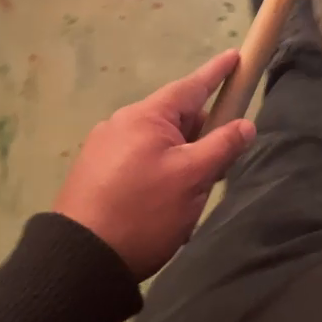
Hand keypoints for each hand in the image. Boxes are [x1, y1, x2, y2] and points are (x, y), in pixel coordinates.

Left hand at [52, 50, 256, 278]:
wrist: (76, 265)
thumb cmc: (142, 212)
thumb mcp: (193, 178)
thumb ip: (223, 145)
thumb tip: (245, 124)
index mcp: (146, 117)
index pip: (192, 86)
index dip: (217, 72)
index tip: (235, 55)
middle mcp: (121, 124)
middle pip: (177, 115)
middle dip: (202, 130)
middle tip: (221, 160)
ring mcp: (103, 148)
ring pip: (159, 139)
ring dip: (182, 154)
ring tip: (191, 188)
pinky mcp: (93, 173)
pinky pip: (140, 157)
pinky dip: (161, 167)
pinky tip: (165, 195)